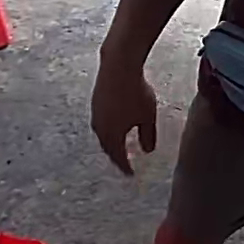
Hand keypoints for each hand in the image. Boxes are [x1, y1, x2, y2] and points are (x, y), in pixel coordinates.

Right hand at [90, 59, 157, 174]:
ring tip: (120, 146)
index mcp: (112, 135)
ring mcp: (95, 115)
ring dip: (112, 143)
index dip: (125, 166)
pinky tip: (116, 125)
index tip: (130, 175)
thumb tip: (148, 150)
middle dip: (116, 156)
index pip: (118, 156)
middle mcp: (99, 128)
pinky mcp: (96, 103)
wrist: (118, 68)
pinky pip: (102, 123)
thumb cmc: (135, 93)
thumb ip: (147, 134)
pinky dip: (109, 129)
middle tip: (123, 163)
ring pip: (103, 135)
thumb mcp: (147, 116)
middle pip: (108, 147)